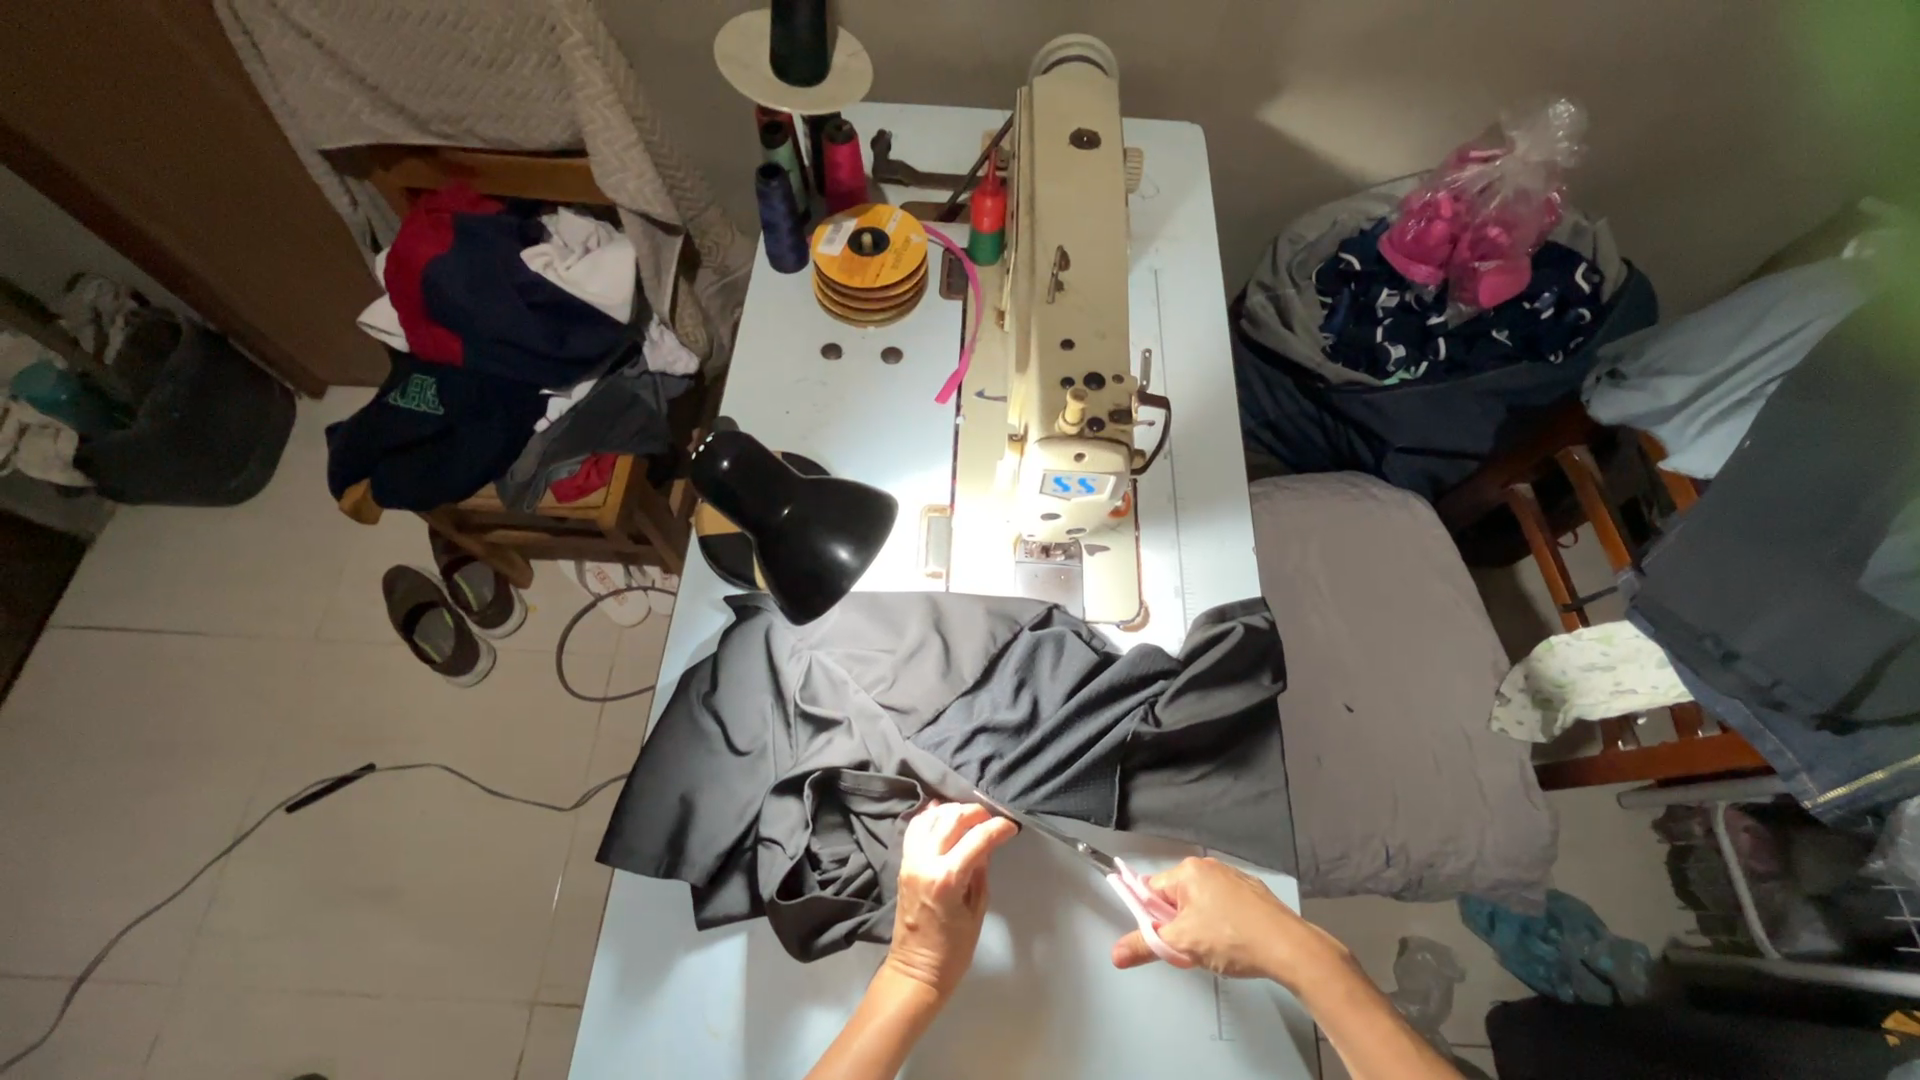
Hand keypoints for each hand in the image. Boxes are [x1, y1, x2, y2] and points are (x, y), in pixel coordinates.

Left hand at [884, 801, 1017, 999]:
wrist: (915, 969)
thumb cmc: (952, 950)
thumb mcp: (977, 911)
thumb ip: (980, 873)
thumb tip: (985, 846)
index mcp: (947, 878)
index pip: (977, 838)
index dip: (998, 827)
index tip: (1011, 827)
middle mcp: (925, 861)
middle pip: (952, 819)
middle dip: (976, 813)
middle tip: (992, 820)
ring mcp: (910, 860)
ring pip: (931, 817)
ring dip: (953, 811)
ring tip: (971, 817)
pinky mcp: (903, 862)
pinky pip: (915, 828)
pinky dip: (930, 816)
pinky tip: (943, 815)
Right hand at [1111, 857, 1353, 988]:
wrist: (1289, 947)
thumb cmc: (1231, 938)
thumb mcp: (1182, 944)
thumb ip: (1145, 945)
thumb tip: (1115, 954)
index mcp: (1187, 871)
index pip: (1151, 890)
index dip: (1150, 916)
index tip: (1160, 937)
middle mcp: (1209, 867)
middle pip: (1176, 897)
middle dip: (1177, 924)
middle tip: (1188, 947)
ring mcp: (1234, 877)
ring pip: (1201, 903)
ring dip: (1199, 925)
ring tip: (1213, 948)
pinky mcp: (1253, 892)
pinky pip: (1224, 905)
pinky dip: (1222, 923)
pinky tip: (1233, 943)